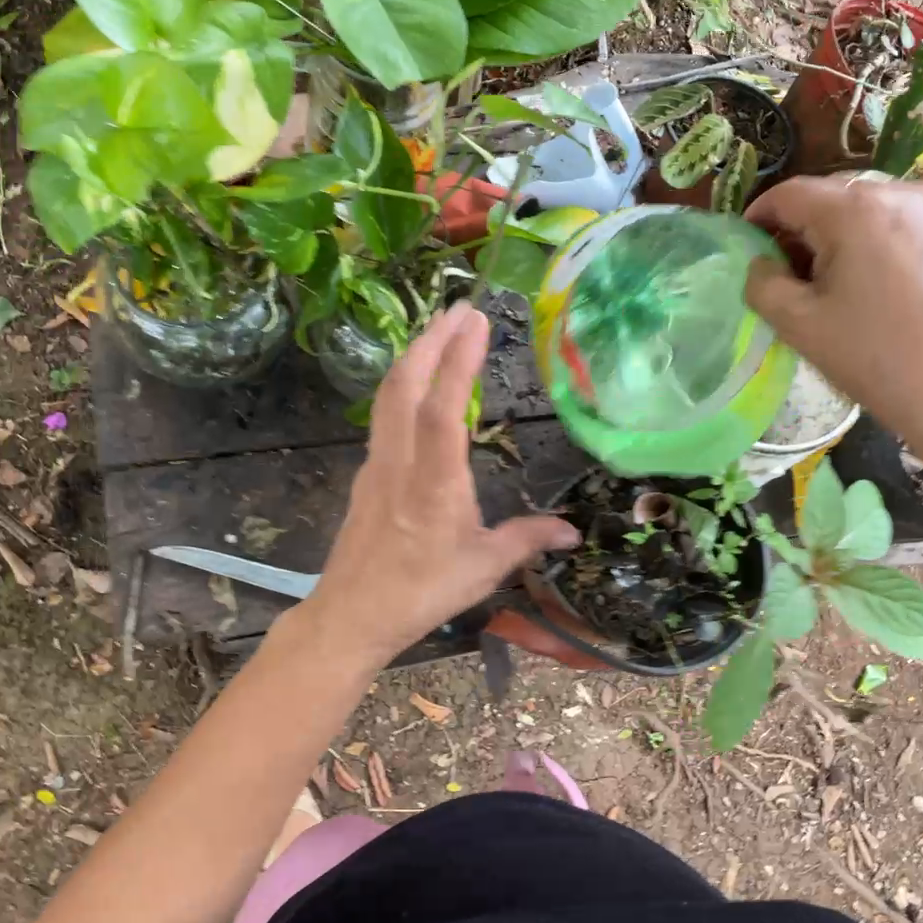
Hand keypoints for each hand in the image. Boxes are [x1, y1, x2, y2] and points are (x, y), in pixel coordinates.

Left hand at [291, 302, 579, 665]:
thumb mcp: (483, 570)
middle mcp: (399, 462)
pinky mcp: (365, 475)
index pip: (442, 409)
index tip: (475, 320)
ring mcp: (376, 465)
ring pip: (387, 397)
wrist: (351, 615)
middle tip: (459, 307)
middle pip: (405, 386)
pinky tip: (416, 387)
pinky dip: (401, 386)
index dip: (457, 361)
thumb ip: (527, 540)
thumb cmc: (420, 594)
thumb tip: (572, 531)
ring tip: (439, 331)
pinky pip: (382, 416)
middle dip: (431, 339)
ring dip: (412, 357)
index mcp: (433, 483)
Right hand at [744, 176, 922, 472]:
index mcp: (854, 210)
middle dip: (797, 227)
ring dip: (833, 234)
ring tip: (824, 281)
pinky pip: (893, 220)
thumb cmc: (873, 358)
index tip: (743, 245)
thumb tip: (760, 264)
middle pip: (828, 195)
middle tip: (781, 272)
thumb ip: (762, 284)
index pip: (789, 194)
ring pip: (862, 207)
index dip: (758, 215)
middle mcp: (898, 192)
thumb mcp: (798, 324)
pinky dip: (867, 239)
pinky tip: (864, 282)